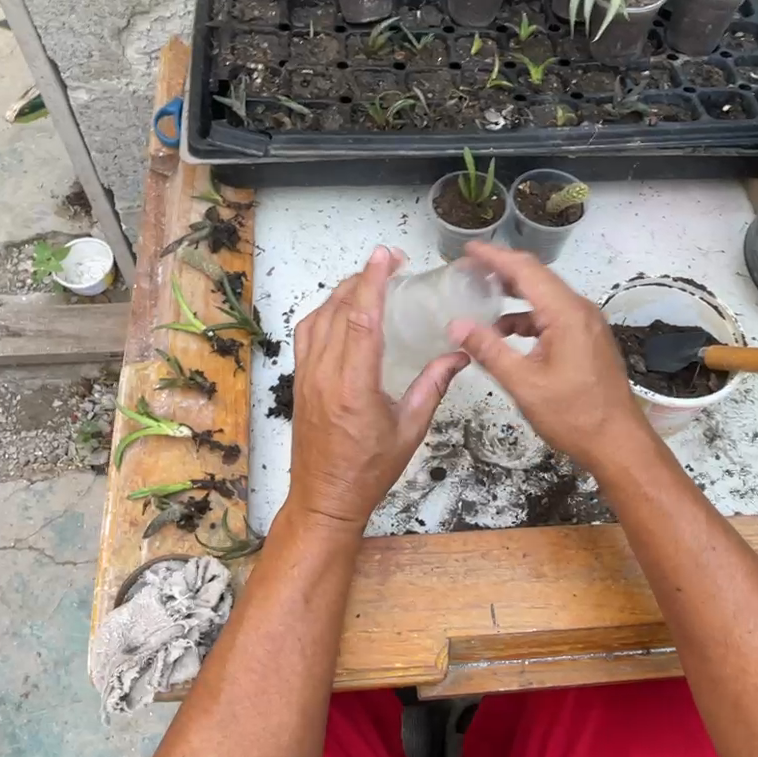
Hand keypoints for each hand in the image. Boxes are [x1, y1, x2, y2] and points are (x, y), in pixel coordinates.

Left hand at [284, 246, 469, 535]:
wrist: (325, 499)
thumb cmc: (367, 471)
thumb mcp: (409, 430)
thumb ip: (432, 387)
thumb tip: (458, 355)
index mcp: (353, 387)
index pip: (361, 320)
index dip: (373, 282)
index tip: (386, 257)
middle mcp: (324, 376)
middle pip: (337, 311)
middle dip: (361, 279)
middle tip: (387, 263)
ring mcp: (306, 378)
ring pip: (317, 319)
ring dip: (341, 293)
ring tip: (367, 281)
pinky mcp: (299, 383)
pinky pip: (306, 336)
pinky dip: (323, 314)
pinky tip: (340, 312)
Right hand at [448, 241, 650, 467]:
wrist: (618, 442)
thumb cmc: (573, 415)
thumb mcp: (524, 384)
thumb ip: (489, 350)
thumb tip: (457, 326)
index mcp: (566, 313)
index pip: (526, 270)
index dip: (494, 257)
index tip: (468, 249)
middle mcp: (580, 311)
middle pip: (537, 278)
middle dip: (502, 271)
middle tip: (469, 270)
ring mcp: (586, 325)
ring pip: (545, 297)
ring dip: (514, 295)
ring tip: (482, 295)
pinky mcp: (587, 340)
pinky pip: (553, 316)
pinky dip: (527, 318)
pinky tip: (505, 331)